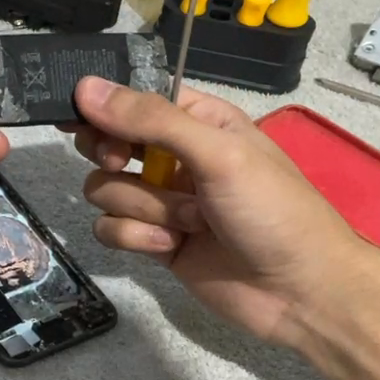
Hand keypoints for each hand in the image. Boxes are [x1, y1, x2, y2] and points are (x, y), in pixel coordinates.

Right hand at [68, 76, 379, 345]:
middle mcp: (173, 157)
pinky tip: (170, 246)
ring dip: (141, 206)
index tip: (82, 119)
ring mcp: (160, 201)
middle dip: (110, 156)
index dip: (103, 107)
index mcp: (197, 121)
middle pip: (105, 143)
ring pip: (104, 189)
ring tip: (187, 221)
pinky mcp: (151, 241)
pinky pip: (110, 229)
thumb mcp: (218, 153)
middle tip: (123, 163)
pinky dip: (136, 237)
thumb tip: (85, 88)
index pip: (132, 99)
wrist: (296, 291)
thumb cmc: (271, 210)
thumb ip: (151, 120)